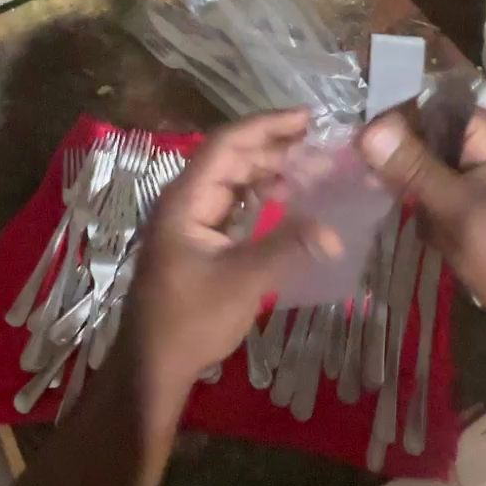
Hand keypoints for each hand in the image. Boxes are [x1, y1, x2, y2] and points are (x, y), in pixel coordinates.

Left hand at [122, 110, 318, 392]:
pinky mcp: (199, 241)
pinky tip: (286, 200)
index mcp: (185, 199)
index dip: (266, 126)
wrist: (152, 366)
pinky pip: (233, 204)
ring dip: (268, 170)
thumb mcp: (240, 282)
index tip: (306, 118)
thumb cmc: (188, 320)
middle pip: (230, 158)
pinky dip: (260, 196)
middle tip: (317, 144)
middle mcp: (185, 201)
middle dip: (272, 146)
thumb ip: (285, 250)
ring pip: (232, 180)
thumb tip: (334, 232)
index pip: (226, 144)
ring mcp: (190, 221)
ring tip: (309, 168)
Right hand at [358, 109, 485, 329]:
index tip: (360, 151)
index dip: (394, 126)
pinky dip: (433, 211)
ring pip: (431, 167)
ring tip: (426, 227)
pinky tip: (436, 236)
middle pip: (430, 138)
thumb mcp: (461, 212)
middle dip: (407, 169)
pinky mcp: (485, 196)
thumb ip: (415, 169)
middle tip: (383, 195)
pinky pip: (444, 189)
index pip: (432, 109)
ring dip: (419, 196)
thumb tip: (369, 128)